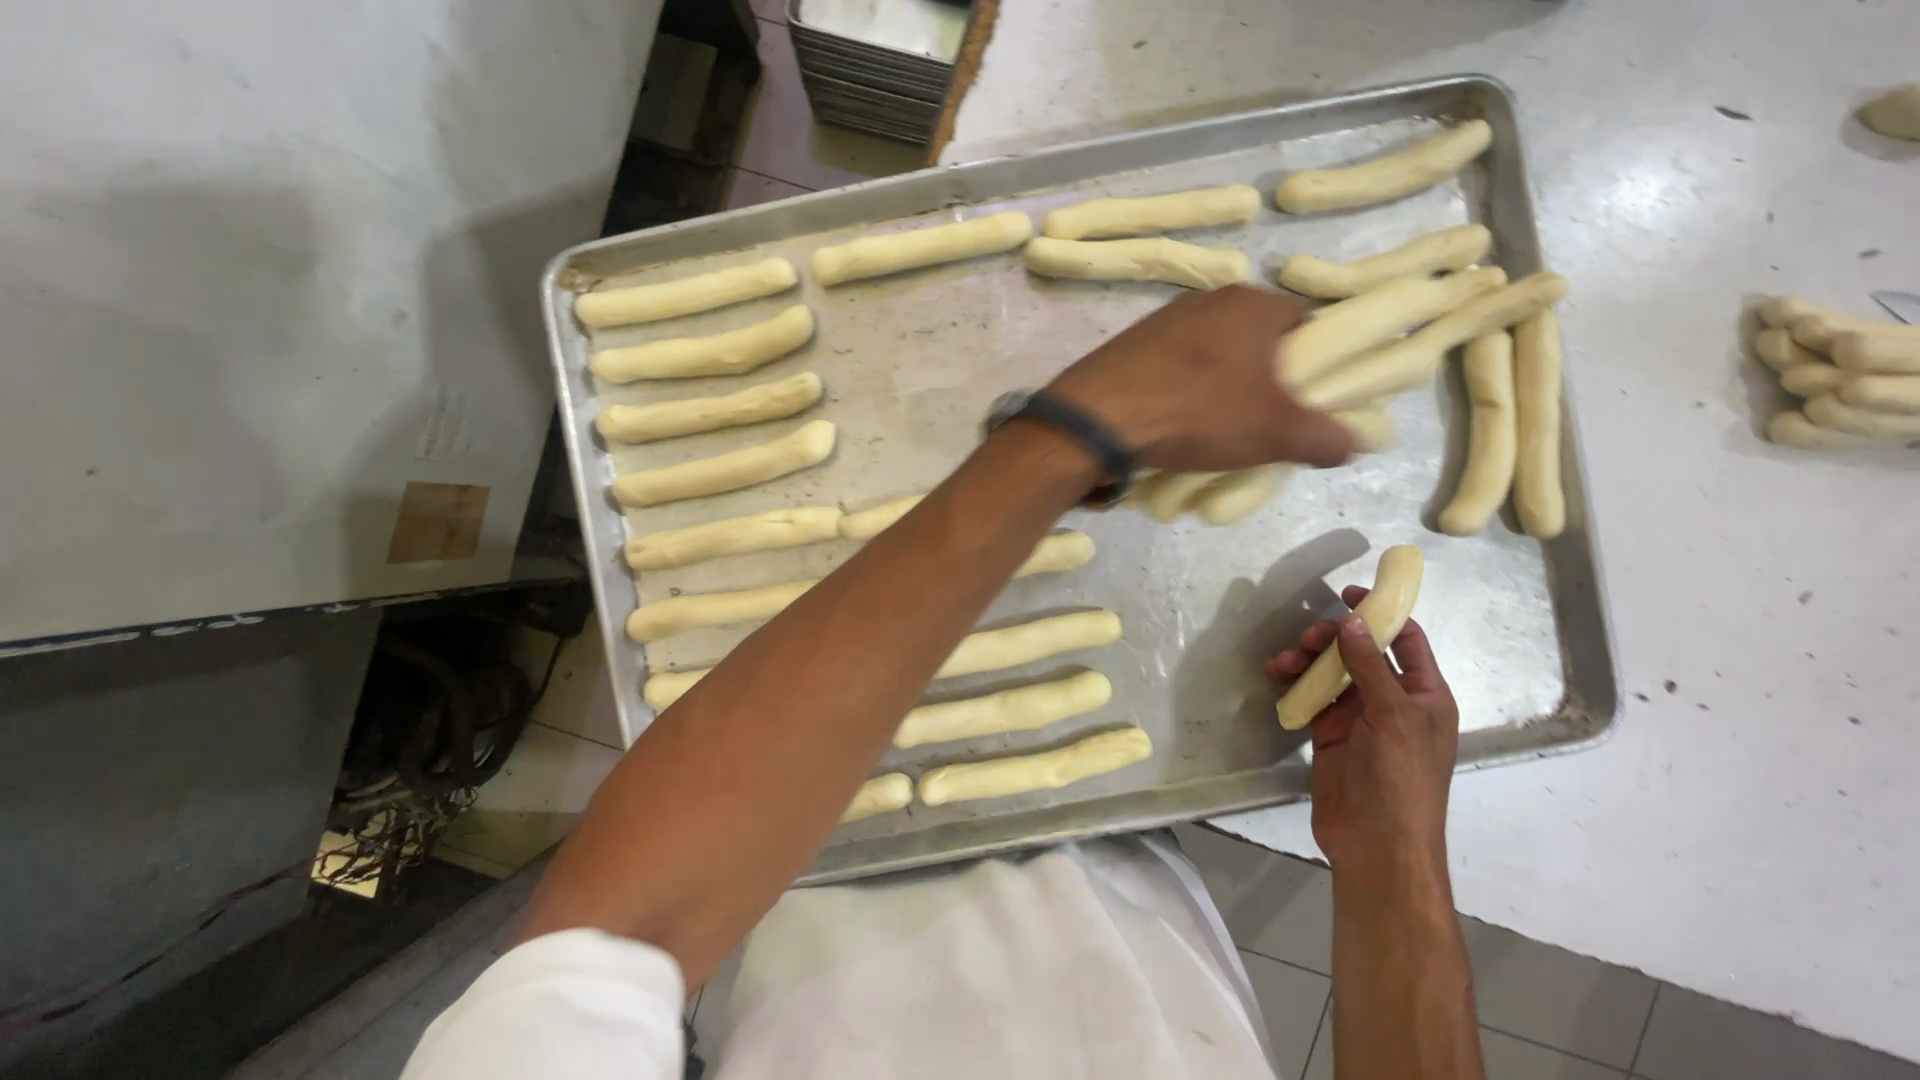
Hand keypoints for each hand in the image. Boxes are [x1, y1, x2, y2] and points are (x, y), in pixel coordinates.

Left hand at [1044, 285, 1353, 471]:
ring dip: (1224, 389)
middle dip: (1269, 381)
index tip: (1313, 399)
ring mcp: (1162, 321)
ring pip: (1214, 355)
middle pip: (1258, 340)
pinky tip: (1177, 426)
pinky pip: (1175, 369)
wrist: (1094, 421)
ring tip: (1221, 432)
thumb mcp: (1274, 432)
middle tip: (1268, 423)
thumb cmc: (1195, 413)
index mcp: (1250, 304)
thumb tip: (1350, 444)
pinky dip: (1184, 393)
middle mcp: (1207, 300)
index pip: (1306, 322)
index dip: (1318, 361)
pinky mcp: (1130, 346)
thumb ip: (1324, 437)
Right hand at [1266, 586, 1459, 867]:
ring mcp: (1360, 718)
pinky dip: (1295, 686)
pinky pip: (1312, 699)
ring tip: (1282, 665)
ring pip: (1332, 673)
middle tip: (1307, 640)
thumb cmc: (1399, 779)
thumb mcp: (1392, 716)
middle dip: (1332, 640)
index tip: (1347, 595)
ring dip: (1307, 662)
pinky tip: (1277, 680)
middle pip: (1361, 653)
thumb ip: (1369, 667)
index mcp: (1424, 694)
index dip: (1380, 614)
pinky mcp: (1331, 735)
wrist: (1376, 843)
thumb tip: (1352, 622)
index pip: (1406, 640)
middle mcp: (1393, 701)